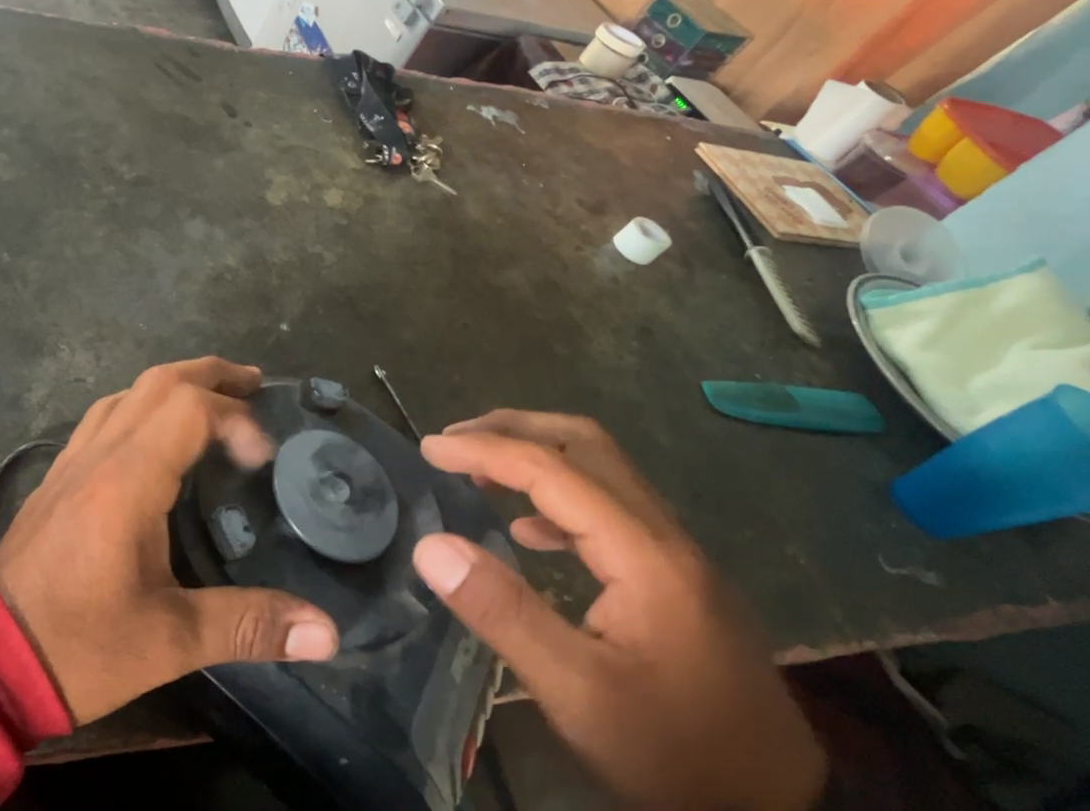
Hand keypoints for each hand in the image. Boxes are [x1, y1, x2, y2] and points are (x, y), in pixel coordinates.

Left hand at [0, 358, 339, 724]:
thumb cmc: (78, 647)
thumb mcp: (169, 642)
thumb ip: (247, 626)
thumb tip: (328, 633)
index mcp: (125, 481)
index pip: (188, 409)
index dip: (235, 417)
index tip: (264, 459)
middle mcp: (96, 456)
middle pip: (156, 384)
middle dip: (210, 375)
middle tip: (255, 386)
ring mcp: (70, 463)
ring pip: (125, 395)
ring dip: (173, 386)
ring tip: (214, 401)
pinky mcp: (55, 480)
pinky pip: (103, 419)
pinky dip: (141, 408)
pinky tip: (156, 439)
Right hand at [411, 411, 825, 810]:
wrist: (774, 807)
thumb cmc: (672, 750)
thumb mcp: (576, 691)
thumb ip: (503, 612)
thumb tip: (430, 545)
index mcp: (644, 554)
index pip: (553, 470)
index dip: (484, 450)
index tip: (428, 449)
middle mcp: (666, 538)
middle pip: (587, 447)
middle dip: (514, 430)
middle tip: (453, 440)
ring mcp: (678, 558)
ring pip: (603, 473)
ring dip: (537, 458)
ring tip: (478, 474)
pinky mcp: (678, 581)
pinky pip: (612, 510)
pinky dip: (559, 499)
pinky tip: (529, 533)